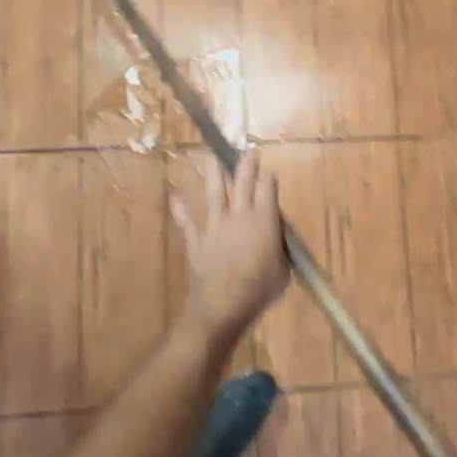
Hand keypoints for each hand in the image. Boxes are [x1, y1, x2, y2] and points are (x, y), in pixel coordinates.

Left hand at [171, 149, 290, 342]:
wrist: (222, 305)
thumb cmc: (259, 290)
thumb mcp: (283, 270)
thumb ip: (280, 248)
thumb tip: (276, 236)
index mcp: (263, 221)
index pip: (267, 190)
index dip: (268, 178)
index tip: (269, 171)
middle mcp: (239, 216)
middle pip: (242, 183)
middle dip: (246, 165)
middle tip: (247, 151)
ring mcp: (214, 225)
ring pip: (214, 192)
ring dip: (213, 173)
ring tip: (211, 156)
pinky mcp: (196, 239)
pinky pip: (187, 221)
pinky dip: (180, 209)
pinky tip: (174, 196)